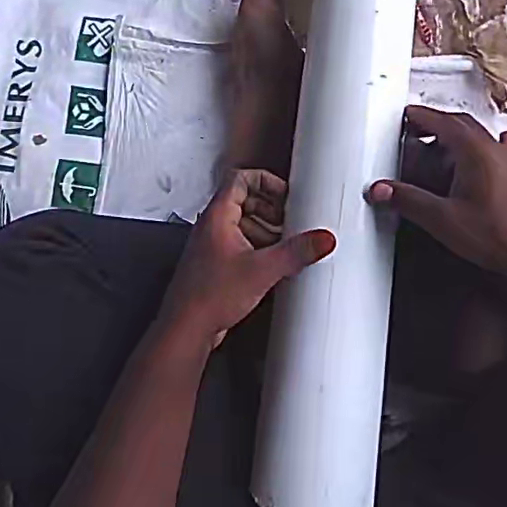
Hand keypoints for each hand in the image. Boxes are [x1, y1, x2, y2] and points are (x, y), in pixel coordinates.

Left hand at [158, 169, 335, 344]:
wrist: (187, 327)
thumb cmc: (207, 297)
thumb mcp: (263, 270)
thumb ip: (296, 252)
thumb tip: (319, 240)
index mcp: (217, 216)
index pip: (240, 178)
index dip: (266, 181)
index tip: (286, 194)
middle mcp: (212, 227)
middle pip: (245, 200)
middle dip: (271, 208)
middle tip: (289, 220)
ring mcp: (213, 245)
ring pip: (243, 224)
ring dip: (266, 229)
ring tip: (286, 243)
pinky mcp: (216, 265)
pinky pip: (240, 245)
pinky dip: (258, 248)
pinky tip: (273, 265)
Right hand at [366, 106, 506, 301]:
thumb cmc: (501, 237)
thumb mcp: (441, 219)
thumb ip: (407, 200)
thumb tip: (383, 190)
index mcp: (476, 152)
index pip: (442, 121)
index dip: (419, 116)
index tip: (405, 116)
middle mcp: (497, 152)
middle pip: (461, 125)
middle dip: (435, 124)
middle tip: (414, 130)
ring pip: (479, 138)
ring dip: (455, 138)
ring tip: (436, 149)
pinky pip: (496, 153)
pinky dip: (477, 152)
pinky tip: (476, 163)